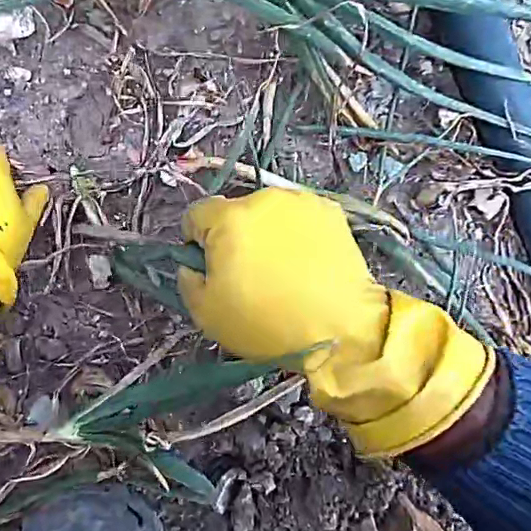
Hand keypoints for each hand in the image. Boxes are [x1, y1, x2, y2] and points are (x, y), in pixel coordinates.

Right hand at [176, 188, 494, 457]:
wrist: (341, 330)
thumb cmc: (266, 324)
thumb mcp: (206, 313)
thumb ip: (188, 280)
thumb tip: (191, 264)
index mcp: (229, 219)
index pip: (196, 214)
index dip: (196, 241)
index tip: (208, 267)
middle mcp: (264, 200)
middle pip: (233, 212)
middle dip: (233, 237)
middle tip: (247, 274)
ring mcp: (302, 202)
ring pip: (268, 214)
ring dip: (266, 233)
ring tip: (281, 270)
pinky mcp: (331, 212)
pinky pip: (299, 219)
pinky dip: (296, 234)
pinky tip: (306, 263)